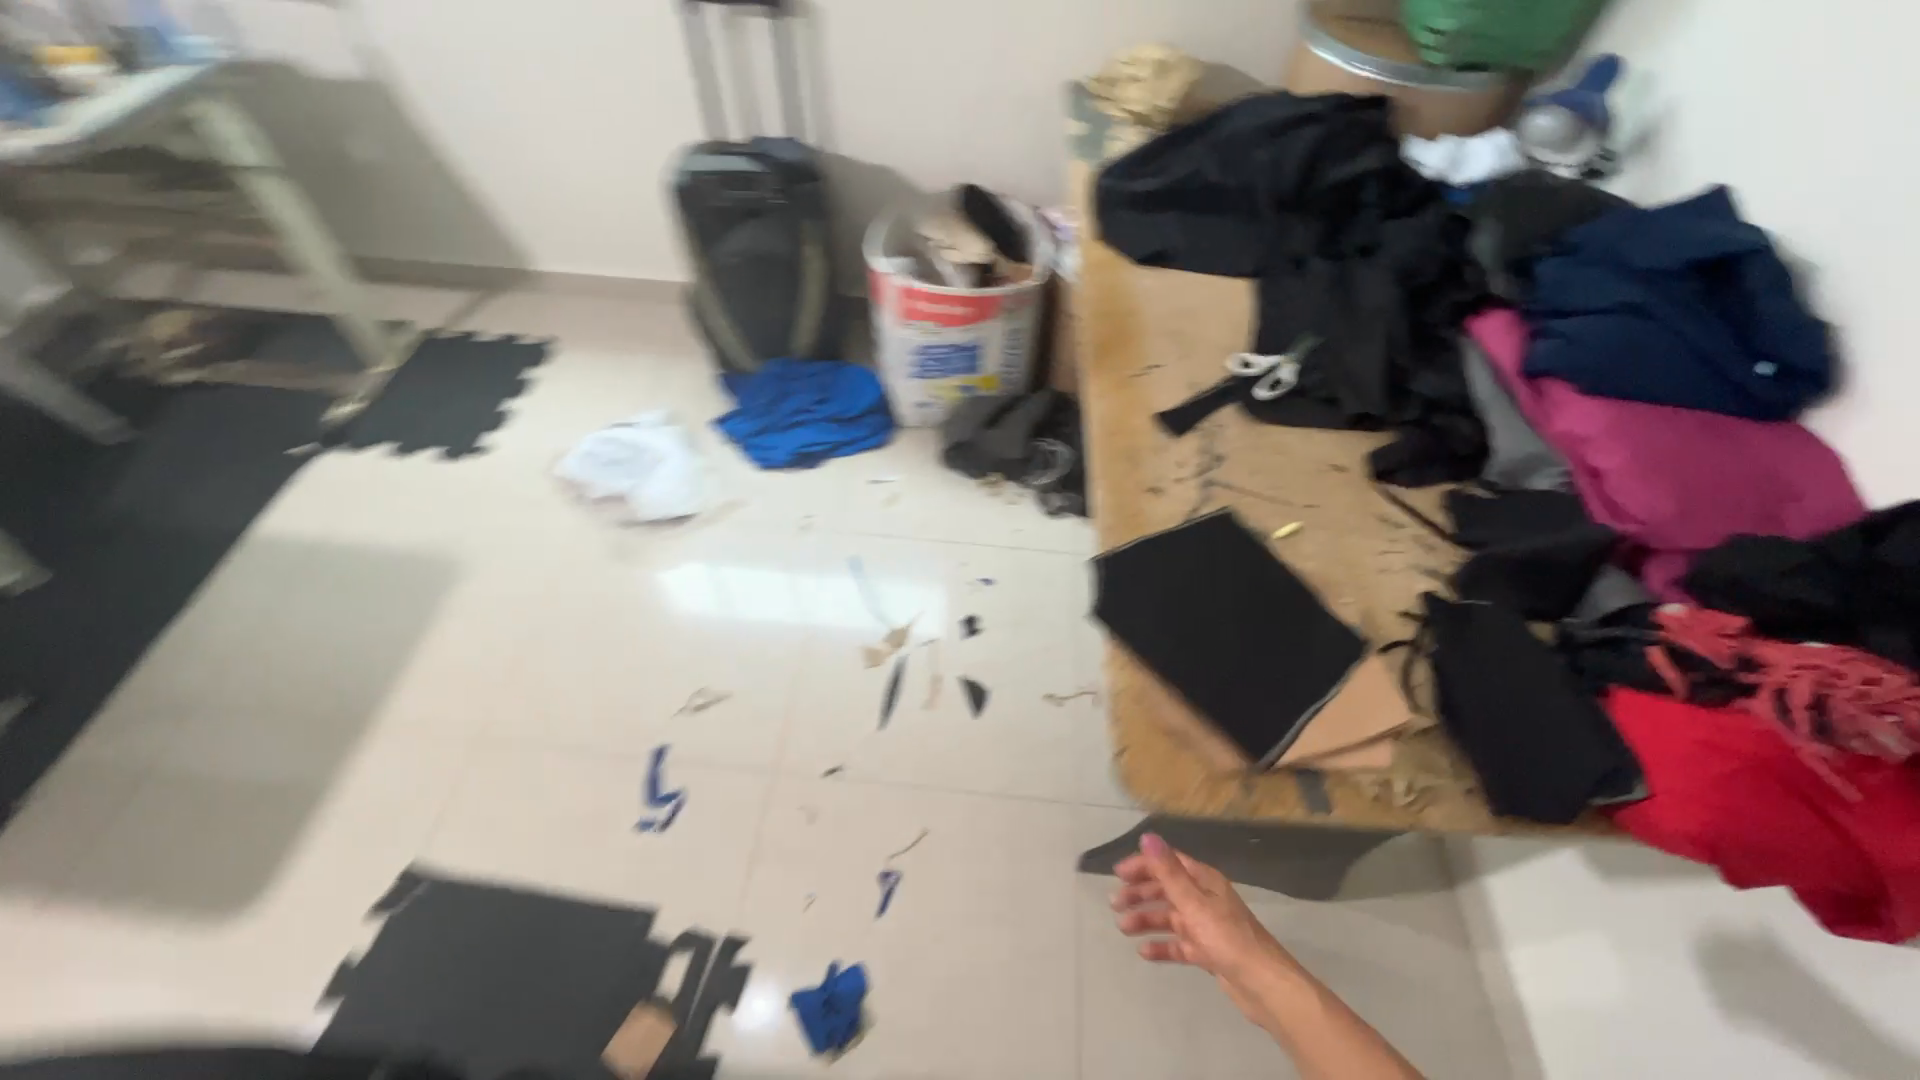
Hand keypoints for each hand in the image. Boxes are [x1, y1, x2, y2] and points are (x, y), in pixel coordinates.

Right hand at [1111, 832, 1298, 1027]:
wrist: (1263, 985)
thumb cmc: (1227, 938)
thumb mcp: (1194, 902)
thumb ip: (1168, 871)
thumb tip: (1148, 836)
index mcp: (1204, 881)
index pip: (1169, 863)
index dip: (1143, 865)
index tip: (1118, 874)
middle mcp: (1205, 899)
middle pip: (1166, 889)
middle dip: (1140, 893)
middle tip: (1115, 903)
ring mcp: (1206, 926)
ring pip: (1170, 917)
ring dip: (1146, 919)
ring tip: (1123, 928)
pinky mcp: (1208, 951)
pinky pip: (1178, 943)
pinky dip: (1161, 945)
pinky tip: (1144, 952)